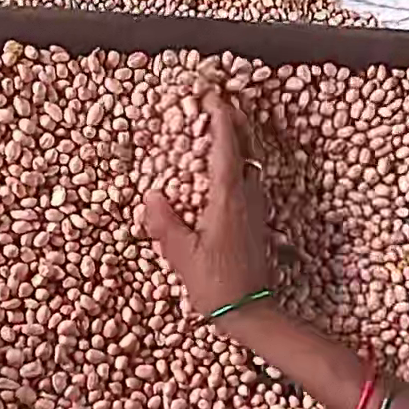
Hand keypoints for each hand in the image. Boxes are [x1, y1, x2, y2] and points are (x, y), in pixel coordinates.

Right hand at [141, 91, 272, 316]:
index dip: (219, 119)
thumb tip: (152, 195)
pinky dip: (236, 165)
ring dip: (235, 143)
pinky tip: (222, 174)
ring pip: (249, 164)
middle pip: (244, 149)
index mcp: (228, 201)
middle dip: (232, 123)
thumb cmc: (216, 285)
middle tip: (216, 104)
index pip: (226, 149)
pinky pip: (248, 181)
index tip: (210, 96)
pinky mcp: (256, 222)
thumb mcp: (182, 256)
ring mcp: (256, 210)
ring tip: (216, 132)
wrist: (251, 312)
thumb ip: (166, 223)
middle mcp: (247, 199)